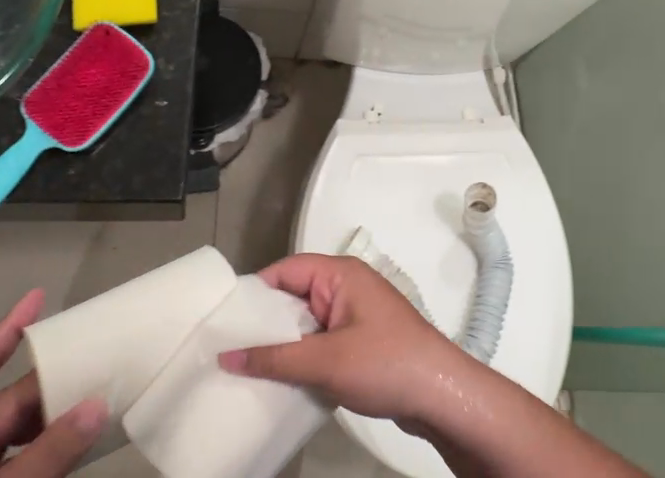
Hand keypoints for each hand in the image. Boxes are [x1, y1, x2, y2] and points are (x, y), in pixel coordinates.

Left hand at [0, 289, 108, 477]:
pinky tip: (87, 444)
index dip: (4, 334)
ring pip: (26, 441)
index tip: (38, 297)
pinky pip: (30, 470)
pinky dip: (57, 456)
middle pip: (10, 408)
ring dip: (62, 422)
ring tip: (105, 395)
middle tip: (102, 359)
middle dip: (54, 384)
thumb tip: (97, 404)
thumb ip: (45, 459)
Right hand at [218, 254, 471, 425]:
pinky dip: (302, 356)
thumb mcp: (325, 361)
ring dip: (283, 343)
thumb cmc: (385, 363)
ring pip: (306, 322)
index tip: (223, 319)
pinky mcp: (361, 341)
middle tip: (228, 347)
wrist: (441, 395)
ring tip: (247, 367)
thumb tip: (226, 356)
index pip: (286, 269)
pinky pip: (321, 340)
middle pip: (294, 295)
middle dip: (264, 321)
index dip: (254, 291)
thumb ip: (274, 358)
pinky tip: (282, 380)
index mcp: (340, 274)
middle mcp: (347, 286)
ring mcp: (356, 314)